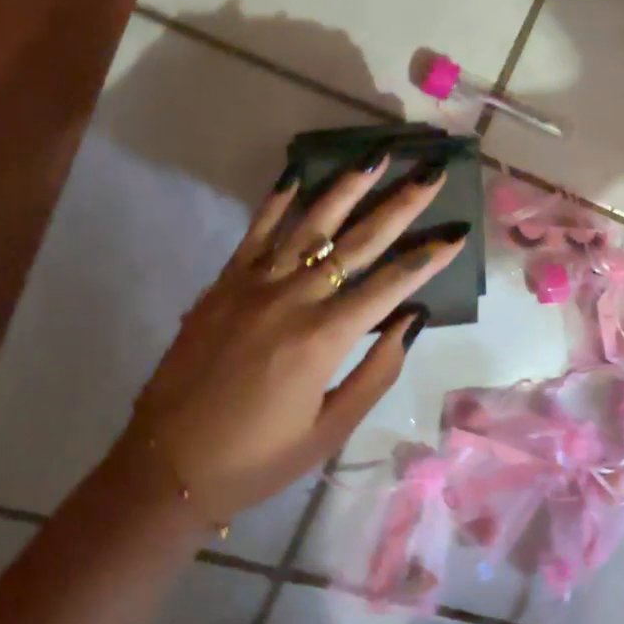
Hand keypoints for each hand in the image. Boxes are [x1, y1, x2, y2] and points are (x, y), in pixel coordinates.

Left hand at [127, 155, 465, 525]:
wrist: (165, 467)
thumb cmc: (258, 458)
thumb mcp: (330, 429)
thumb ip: (376, 372)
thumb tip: (411, 320)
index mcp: (324, 339)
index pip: (391, 285)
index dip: (430, 257)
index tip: (458, 232)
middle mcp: (292, 300)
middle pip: (359, 241)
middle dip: (402, 203)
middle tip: (432, 171)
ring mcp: (253, 286)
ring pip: (311, 223)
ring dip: (347, 187)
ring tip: (377, 156)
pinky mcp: (223, 284)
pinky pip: (256, 232)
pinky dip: (278, 202)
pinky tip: (299, 174)